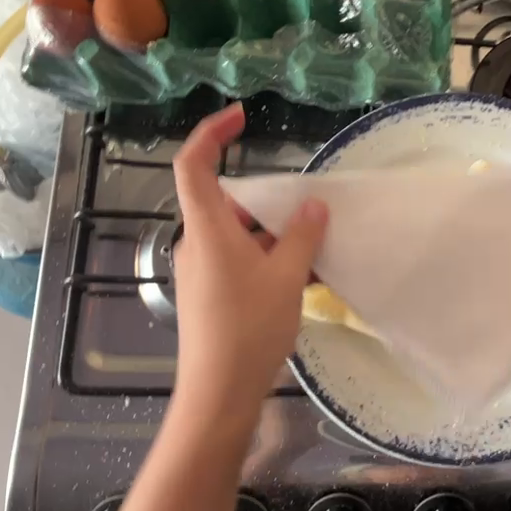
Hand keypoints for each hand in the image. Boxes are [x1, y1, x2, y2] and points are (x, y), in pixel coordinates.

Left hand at [170, 104, 327, 410]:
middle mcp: (197, 244)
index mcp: (208, 229)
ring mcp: (201, 272)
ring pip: (239, 236)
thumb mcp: (286, 277)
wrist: (219, 393)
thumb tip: (314, 207)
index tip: (240, 117)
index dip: (212, 133)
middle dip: (268, 201)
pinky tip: (304, 278)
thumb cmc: (249, 328)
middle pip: (227, 203)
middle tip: (307, 207)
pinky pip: (240, 262)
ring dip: (274, 236)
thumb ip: (302, 235)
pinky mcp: (209, 295)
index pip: (194, 165)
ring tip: (316, 248)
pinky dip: (269, 261)